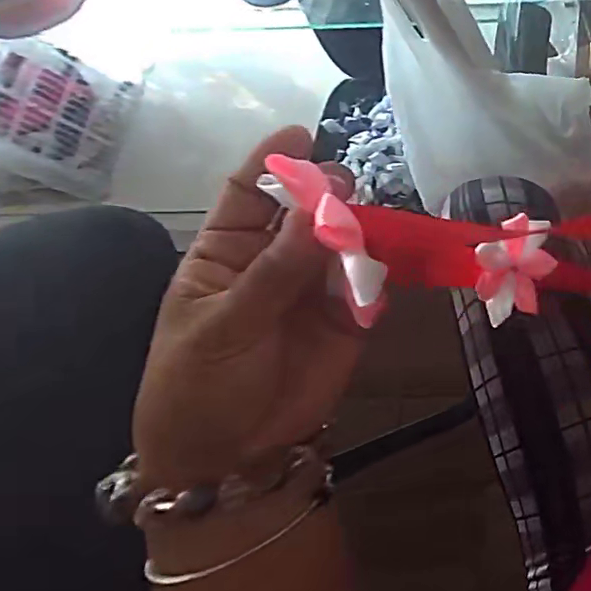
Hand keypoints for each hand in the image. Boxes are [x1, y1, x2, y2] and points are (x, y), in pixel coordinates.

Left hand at [133, 127, 364, 487]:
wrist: (233, 457)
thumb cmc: (200, 386)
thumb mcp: (224, 325)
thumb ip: (276, 269)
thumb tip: (320, 209)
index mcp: (228, 252)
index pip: (250, 193)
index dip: (274, 160)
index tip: (302, 132)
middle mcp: (276, 259)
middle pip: (306, 209)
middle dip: (325, 191)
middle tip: (342, 188)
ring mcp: (315, 285)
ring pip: (344, 238)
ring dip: (359, 225)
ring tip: (367, 223)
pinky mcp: (351, 313)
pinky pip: (371, 278)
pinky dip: (384, 265)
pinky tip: (391, 256)